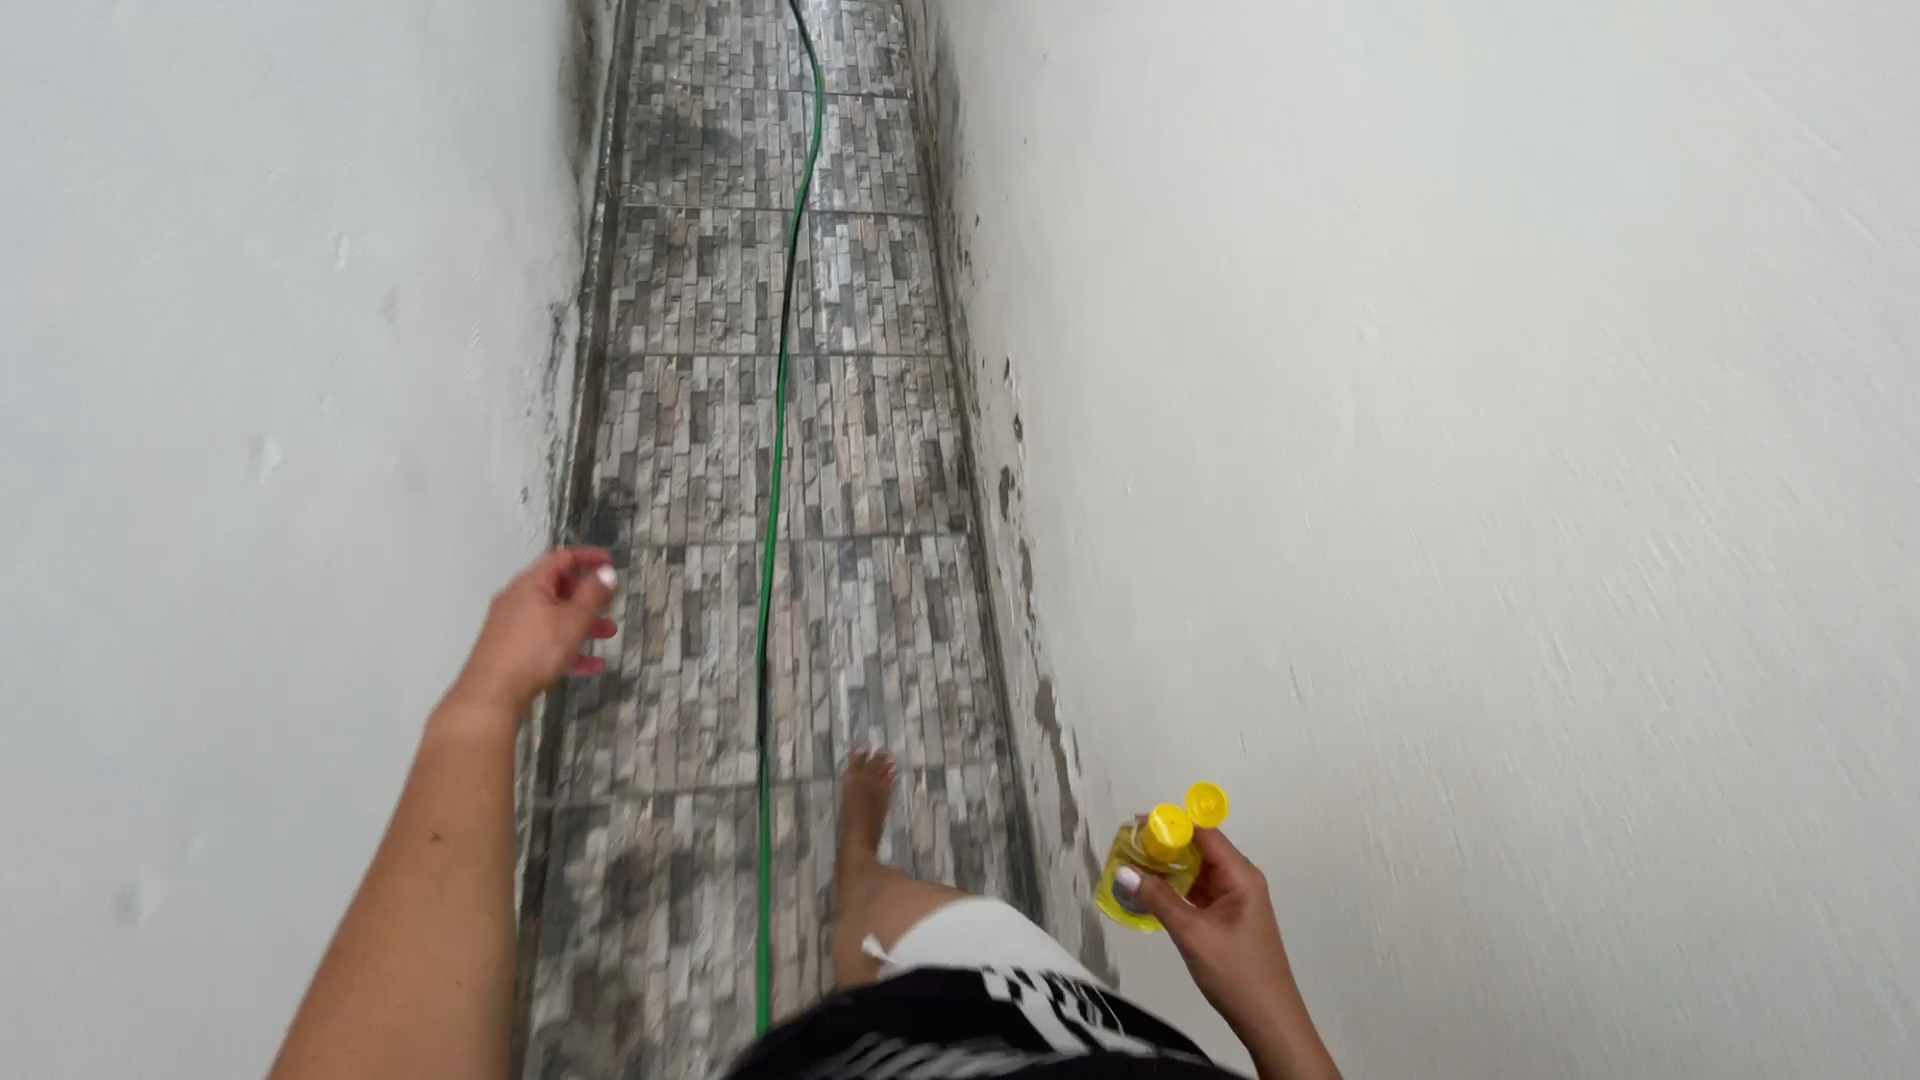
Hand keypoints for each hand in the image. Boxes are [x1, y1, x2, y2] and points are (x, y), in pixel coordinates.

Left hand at [450, 547, 618, 715]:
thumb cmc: (536, 650)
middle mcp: (518, 599)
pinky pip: (545, 639)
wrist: (491, 693)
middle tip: (611, 603)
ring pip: (554, 616)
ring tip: (608, 634)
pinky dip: (568, 646)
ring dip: (583, 622)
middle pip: (558, 588)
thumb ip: (593, 594)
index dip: (588, 557)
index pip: (562, 558)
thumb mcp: (574, 620)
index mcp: (531, 584)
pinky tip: (591, 666)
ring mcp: (511, 624)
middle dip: (589, 596)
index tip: (611, 562)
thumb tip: (606, 572)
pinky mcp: (510, 648)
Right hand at [1119, 828, 1299, 1035]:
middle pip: (1199, 847)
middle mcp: (1240, 879)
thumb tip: (1122, 870)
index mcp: (1240, 874)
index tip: (1136, 826)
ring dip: (1168, 866)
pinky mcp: (1228, 916)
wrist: (1270, 1024)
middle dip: (1164, 844)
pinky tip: (1151, 891)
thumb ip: (1157, 898)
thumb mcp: (1192, 934)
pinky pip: (1199, 890)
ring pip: (1197, 869)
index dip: (1170, 824)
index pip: (1203, 832)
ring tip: (1132, 864)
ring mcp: (1235, 899)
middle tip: (1127, 845)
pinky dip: (1176, 886)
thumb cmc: (1236, 973)